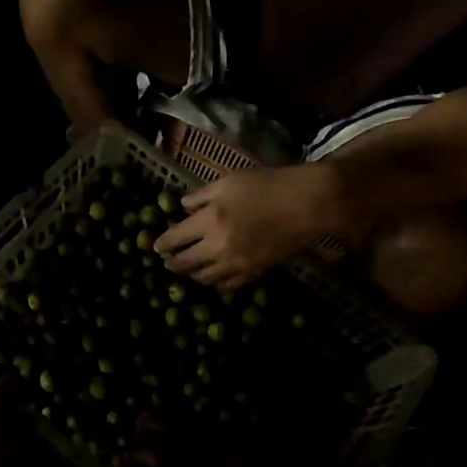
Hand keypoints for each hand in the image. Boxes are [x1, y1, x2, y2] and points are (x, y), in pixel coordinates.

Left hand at [153, 164, 348, 290]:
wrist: (310, 202)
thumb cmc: (267, 185)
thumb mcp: (228, 181)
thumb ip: (200, 196)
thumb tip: (182, 207)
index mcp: (208, 221)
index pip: (174, 239)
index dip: (162, 244)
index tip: (155, 246)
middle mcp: (218, 246)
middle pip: (185, 263)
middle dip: (172, 263)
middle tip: (168, 261)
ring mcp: (237, 263)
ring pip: (204, 278)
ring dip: (192, 274)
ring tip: (189, 269)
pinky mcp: (255, 271)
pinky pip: (228, 285)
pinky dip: (217, 283)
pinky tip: (214, 277)